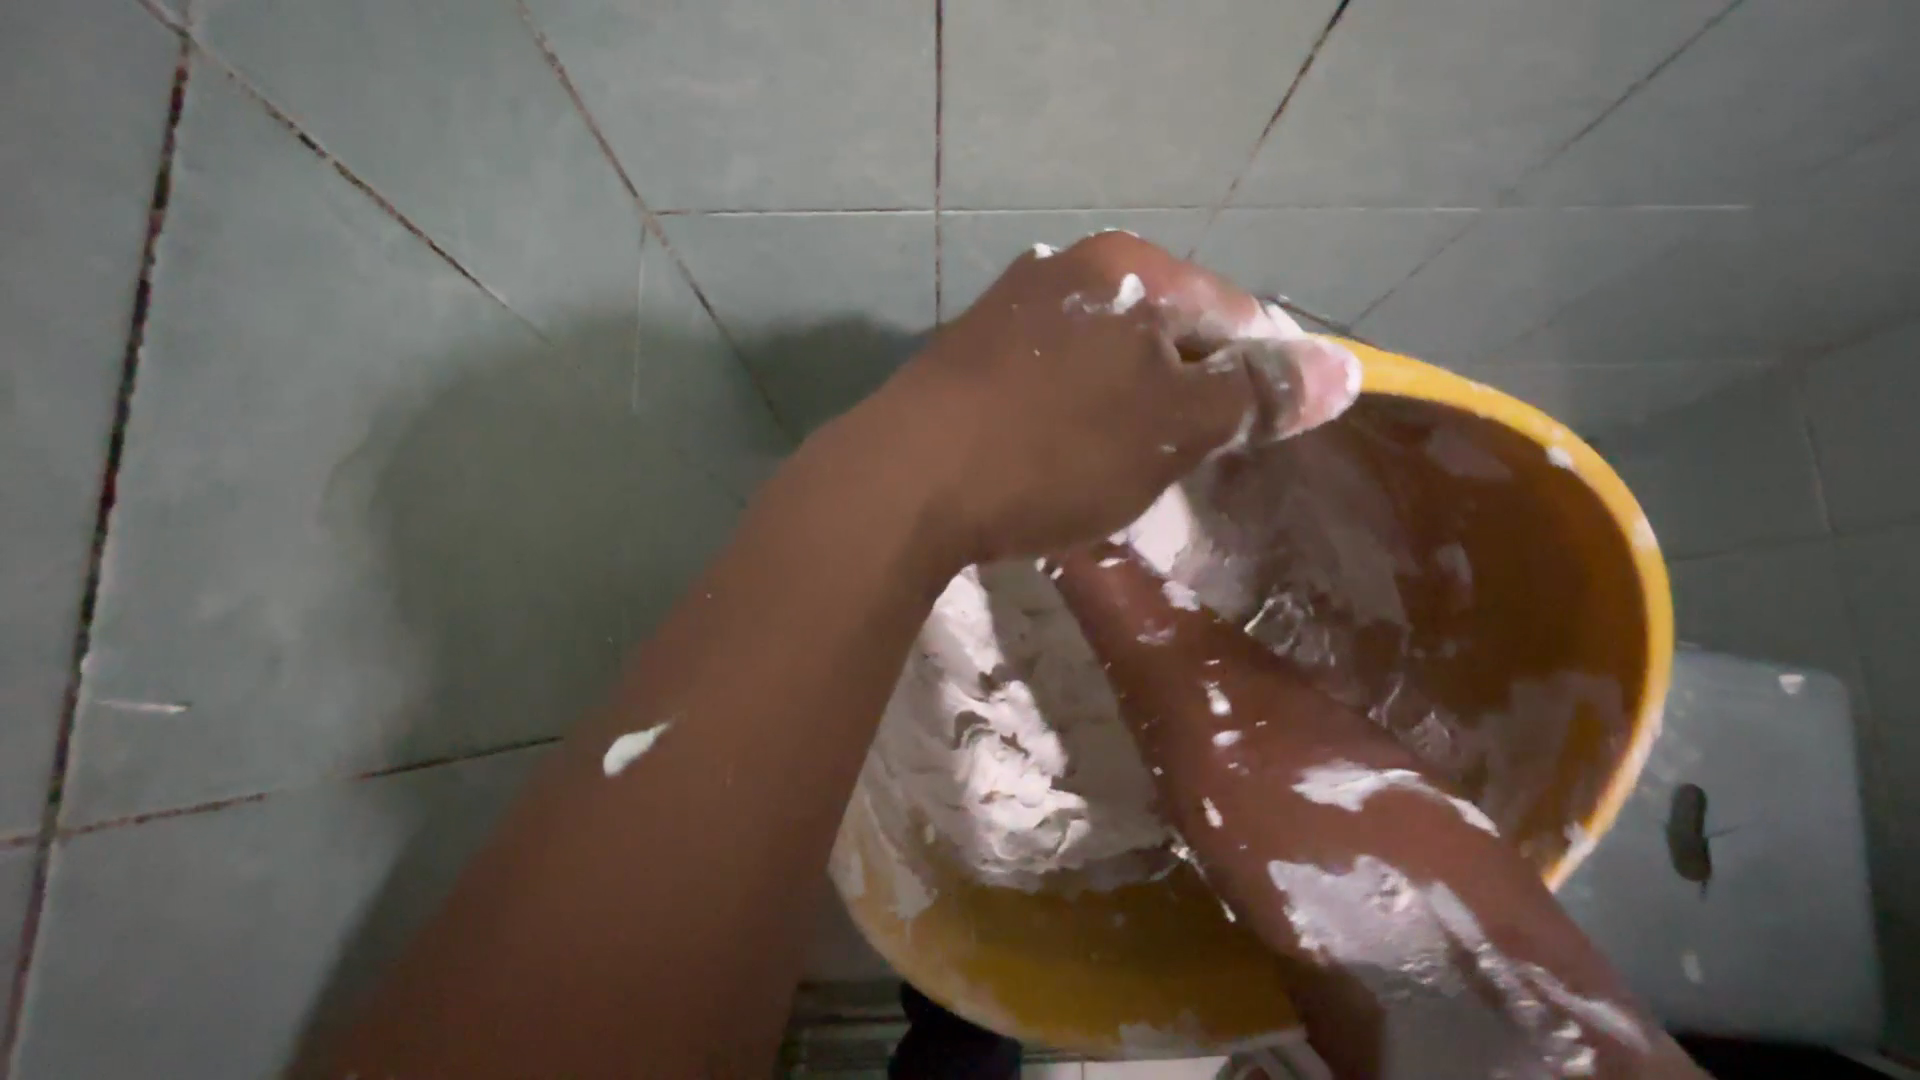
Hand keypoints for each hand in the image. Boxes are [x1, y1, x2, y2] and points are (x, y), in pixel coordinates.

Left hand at [872, 231, 1359, 564]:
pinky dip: (1069, 422)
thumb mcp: (1172, 426)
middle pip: (1160, 334)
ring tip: (1125, 469)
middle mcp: (1062, 273)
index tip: (1256, 435)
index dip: (1257, 373)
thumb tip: (1345, 368)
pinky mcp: (965, 364)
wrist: (905, 482)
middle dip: (1185, 395)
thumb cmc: (1054, 448)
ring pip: (1101, 364)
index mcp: (1124, 268)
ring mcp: (1006, 316)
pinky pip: (1047, 388)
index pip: (1229, 311)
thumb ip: (1256, 395)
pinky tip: (1058, 462)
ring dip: (1125, 412)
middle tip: (1188, 461)